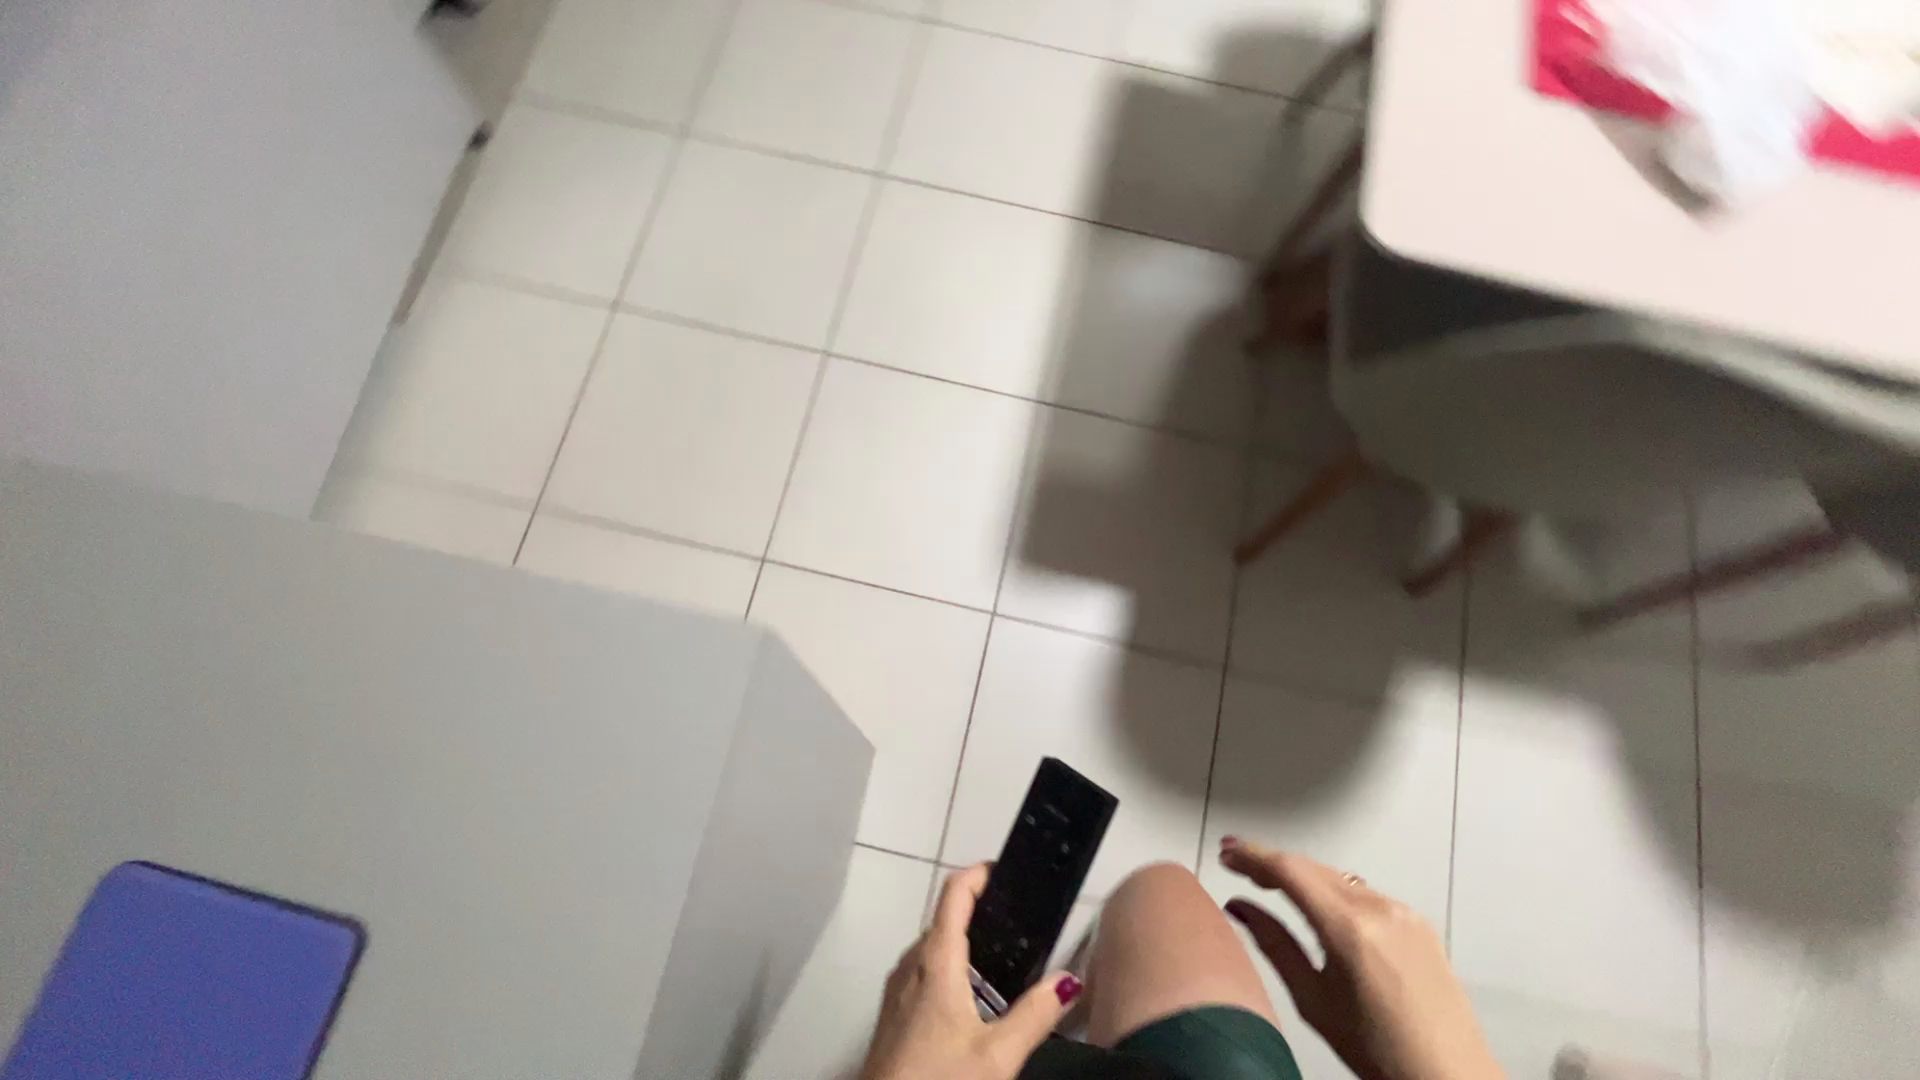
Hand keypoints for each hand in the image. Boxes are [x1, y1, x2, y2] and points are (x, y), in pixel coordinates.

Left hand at [860, 864, 1081, 1079]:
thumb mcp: (997, 1056)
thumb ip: (1035, 1015)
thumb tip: (1070, 980)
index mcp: (936, 959)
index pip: (955, 892)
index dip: (980, 872)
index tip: (1007, 872)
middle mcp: (912, 962)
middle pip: (946, 918)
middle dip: (981, 915)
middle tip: (1021, 928)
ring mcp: (898, 986)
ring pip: (935, 948)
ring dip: (966, 945)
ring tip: (1005, 965)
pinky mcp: (893, 1011)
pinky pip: (925, 972)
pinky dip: (951, 970)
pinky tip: (974, 1004)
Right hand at [1219, 837, 1502, 1079]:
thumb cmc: (1374, 1050)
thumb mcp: (1312, 1000)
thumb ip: (1273, 943)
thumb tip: (1237, 904)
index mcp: (1348, 927)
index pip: (1289, 870)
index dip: (1252, 856)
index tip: (1225, 851)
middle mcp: (1379, 907)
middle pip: (1312, 867)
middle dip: (1272, 861)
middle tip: (1235, 861)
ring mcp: (1404, 912)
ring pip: (1337, 877)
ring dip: (1301, 874)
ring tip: (1269, 880)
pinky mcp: (1420, 923)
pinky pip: (1363, 892)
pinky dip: (1331, 889)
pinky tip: (1317, 903)